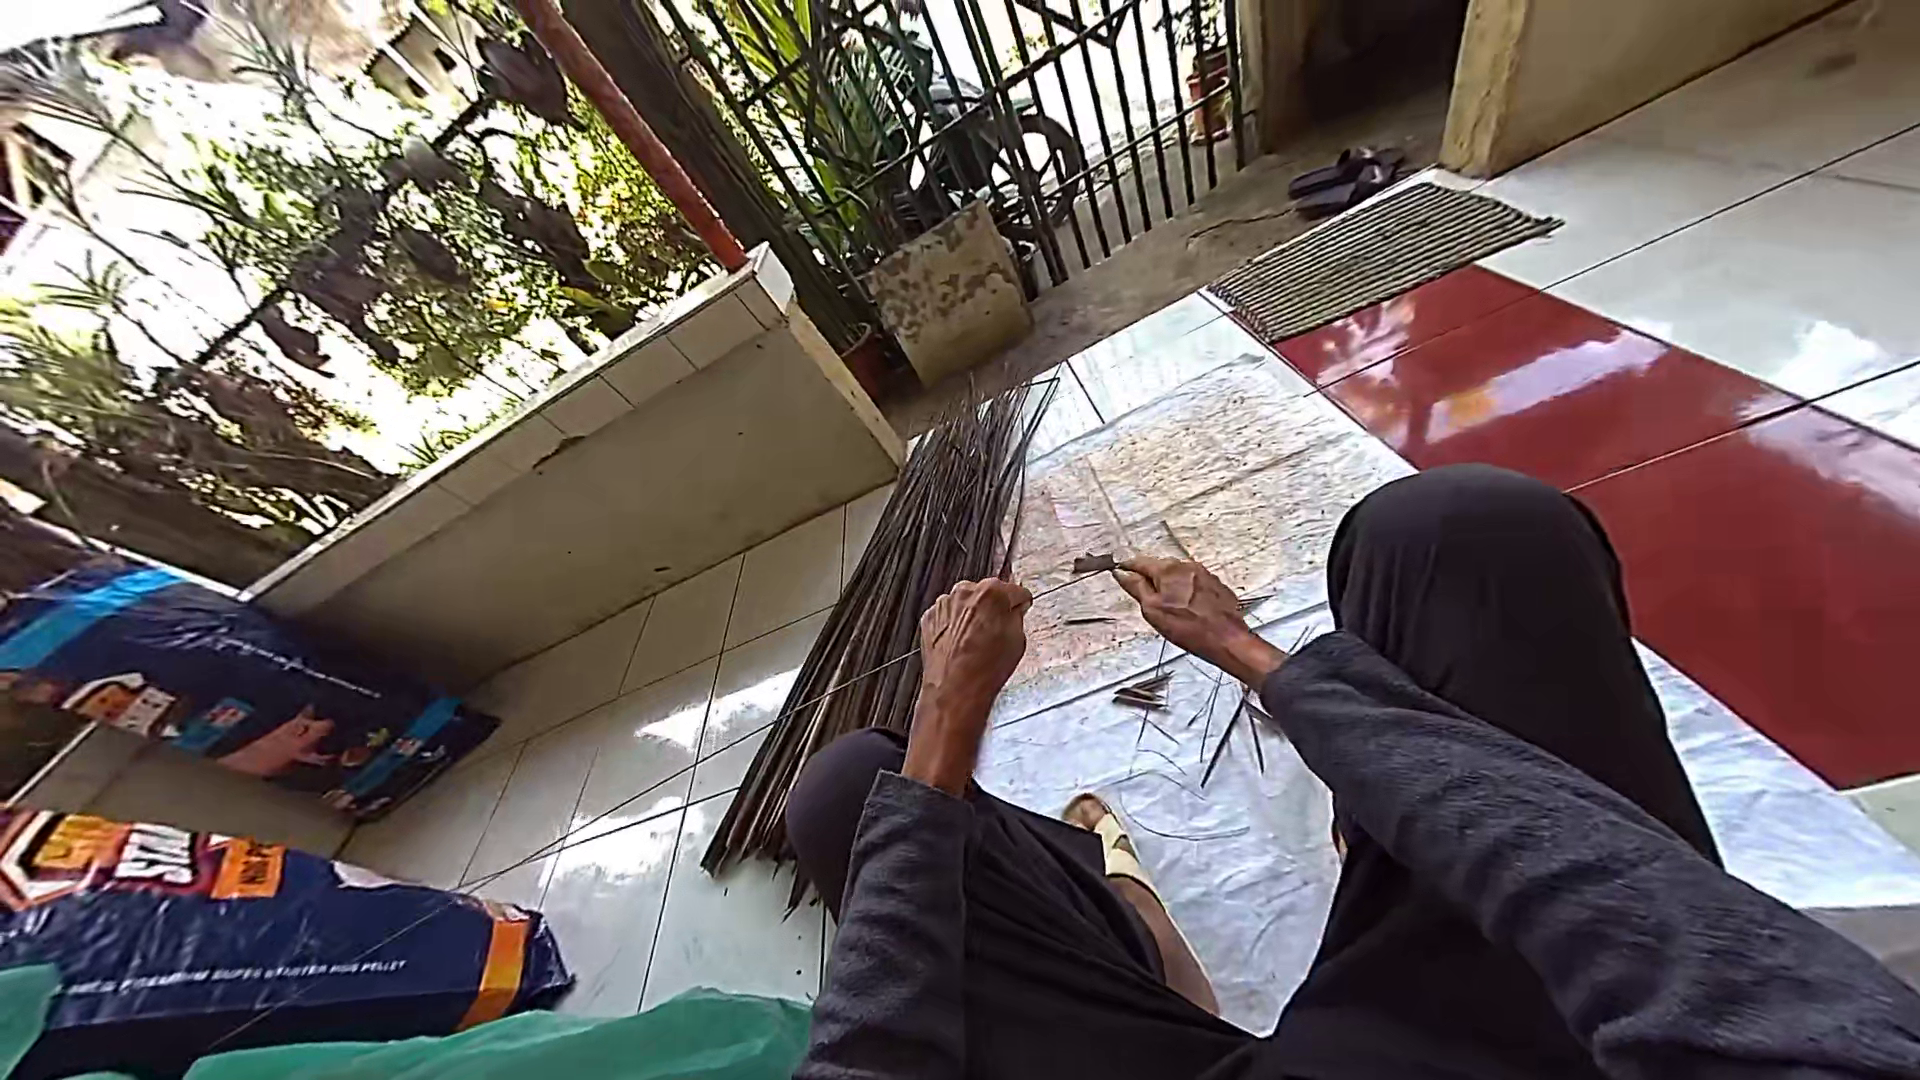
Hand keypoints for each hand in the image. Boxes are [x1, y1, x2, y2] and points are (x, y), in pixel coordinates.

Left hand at [904, 578, 1032, 794]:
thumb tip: (1014, 610)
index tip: (1020, 609)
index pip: (1015, 590)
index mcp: (993, 592)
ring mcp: (945, 604)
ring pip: (965, 603)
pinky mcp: (930, 618)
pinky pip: (948, 616)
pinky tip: (961, 644)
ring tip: (977, 642)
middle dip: (994, 608)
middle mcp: (966, 592)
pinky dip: (954, 625)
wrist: (954, 690)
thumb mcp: (1018, 640)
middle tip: (998, 630)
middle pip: (987, 593)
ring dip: (972, 615)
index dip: (1019, 603)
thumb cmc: (985, 669)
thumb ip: (1016, 616)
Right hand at [1112, 556, 1285, 686]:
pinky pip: (1193, 583)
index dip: (1127, 567)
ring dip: (1169, 585)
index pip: (1140, 562)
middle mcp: (1187, 566)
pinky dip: (1185, 591)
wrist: (1226, 639)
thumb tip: (1122, 574)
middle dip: (1150, 577)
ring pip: (1178, 575)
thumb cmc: (1189, 628)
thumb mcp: (1152, 610)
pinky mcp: (1216, 585)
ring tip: (1166, 605)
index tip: (1120, 570)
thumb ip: (1136, 587)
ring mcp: (1203, 574)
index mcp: (1168, 570)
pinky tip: (1185, 607)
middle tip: (1143, 594)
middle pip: (1160, 566)